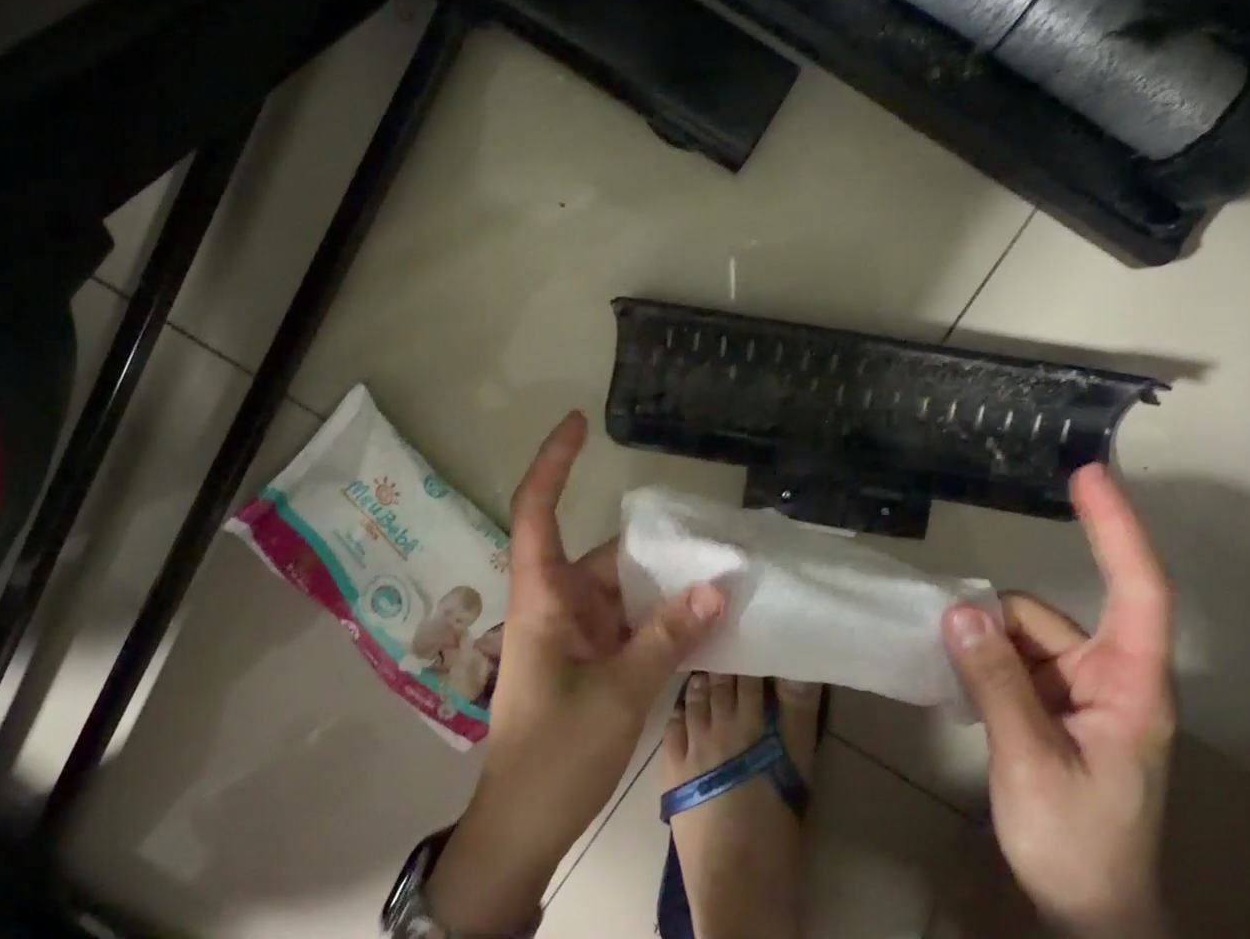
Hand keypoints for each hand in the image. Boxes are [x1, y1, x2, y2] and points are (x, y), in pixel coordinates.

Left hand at [427, 413, 725, 932]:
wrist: (525, 826)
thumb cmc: (556, 753)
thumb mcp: (620, 692)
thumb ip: (668, 635)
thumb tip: (718, 585)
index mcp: (541, 598)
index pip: (536, 511)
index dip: (554, 463)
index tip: (579, 423)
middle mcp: (555, 606)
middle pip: (603, 555)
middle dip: (654, 549)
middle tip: (715, 539)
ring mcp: (572, 636)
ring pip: (622, 593)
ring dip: (665, 591)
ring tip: (724, 576)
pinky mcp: (589, 664)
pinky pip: (628, 626)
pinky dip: (662, 622)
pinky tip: (706, 621)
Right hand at [943, 465, 1176, 938]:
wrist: (1088, 910)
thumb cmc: (1078, 842)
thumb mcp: (1031, 763)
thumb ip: (998, 684)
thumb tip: (960, 611)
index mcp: (1132, 686)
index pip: (1138, 591)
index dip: (1117, 530)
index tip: (1088, 476)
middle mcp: (1109, 678)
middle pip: (1046, 617)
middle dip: (995, 625)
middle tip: (946, 645)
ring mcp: (1080, 695)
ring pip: (1020, 639)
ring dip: (982, 650)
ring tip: (953, 687)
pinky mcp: (1054, 710)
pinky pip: (1012, 664)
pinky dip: (982, 666)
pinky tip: (958, 689)